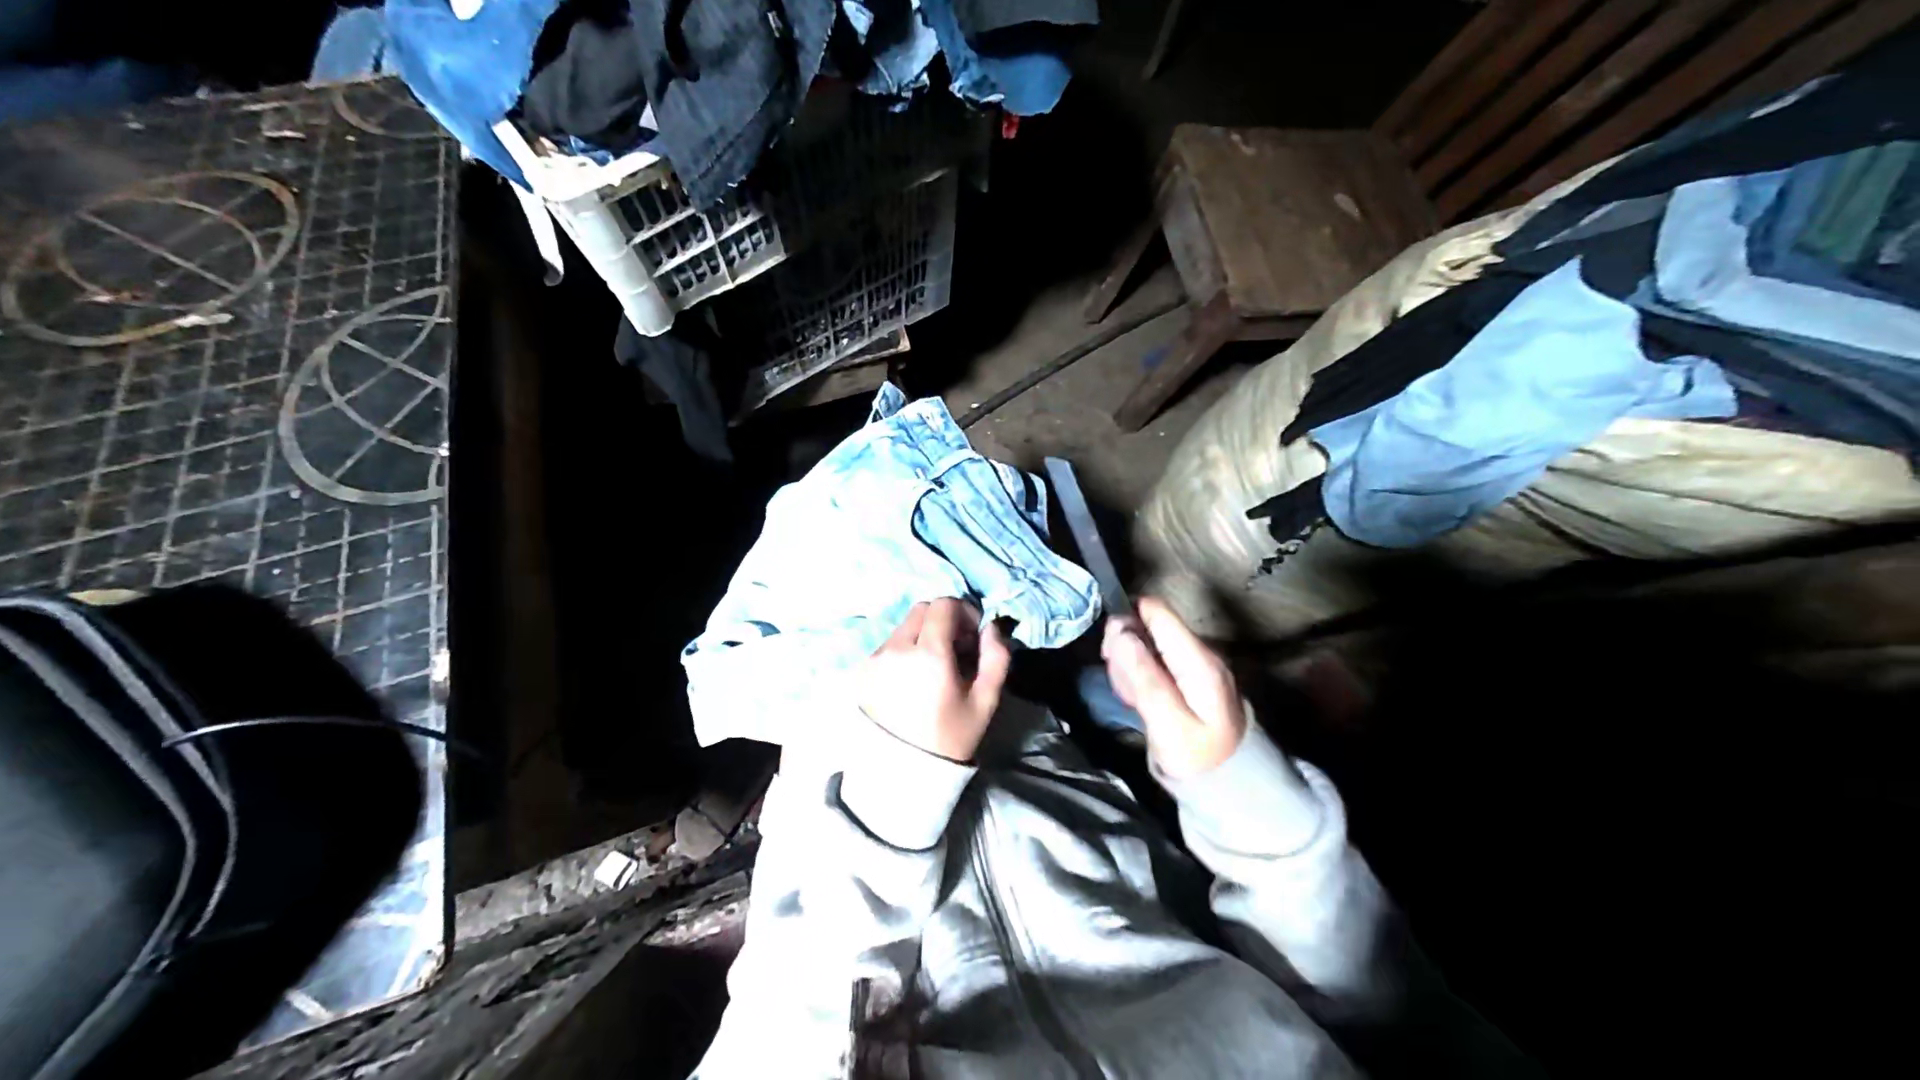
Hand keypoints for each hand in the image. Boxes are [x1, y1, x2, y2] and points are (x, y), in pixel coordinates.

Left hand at [858, 598, 1010, 762]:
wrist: (902, 775)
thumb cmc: (949, 738)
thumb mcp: (984, 702)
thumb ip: (995, 658)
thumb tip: (992, 627)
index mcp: (929, 652)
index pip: (943, 604)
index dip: (963, 611)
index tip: (972, 634)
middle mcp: (896, 647)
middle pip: (921, 610)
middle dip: (942, 620)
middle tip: (956, 649)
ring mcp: (875, 659)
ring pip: (903, 627)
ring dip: (922, 635)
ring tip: (933, 668)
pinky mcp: (862, 672)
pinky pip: (887, 646)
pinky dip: (904, 651)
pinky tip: (912, 680)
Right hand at [1102, 597, 1246, 779]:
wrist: (1232, 786)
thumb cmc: (1198, 757)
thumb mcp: (1167, 724)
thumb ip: (1144, 677)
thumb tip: (1120, 633)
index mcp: (1197, 659)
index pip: (1155, 611)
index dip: (1126, 624)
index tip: (1111, 653)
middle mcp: (1199, 652)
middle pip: (1148, 625)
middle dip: (1125, 650)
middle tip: (1124, 687)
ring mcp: (1194, 663)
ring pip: (1146, 645)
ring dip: (1129, 668)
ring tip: (1132, 700)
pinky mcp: (1187, 676)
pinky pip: (1153, 662)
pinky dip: (1139, 679)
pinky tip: (1141, 701)